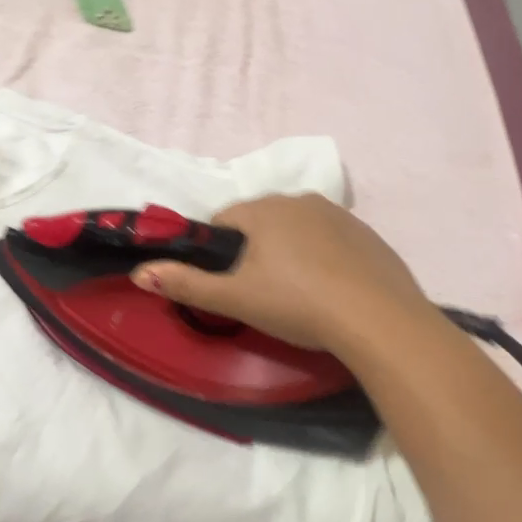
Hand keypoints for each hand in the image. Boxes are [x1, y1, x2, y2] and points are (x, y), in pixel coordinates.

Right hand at [132, 194, 439, 357]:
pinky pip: (332, 242)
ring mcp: (341, 216)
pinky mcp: (370, 236)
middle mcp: (302, 200)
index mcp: (265, 209)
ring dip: (289, 253)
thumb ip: (186, 284)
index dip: (218, 252)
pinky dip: (324, 261)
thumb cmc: (298, 304)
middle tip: (260, 294)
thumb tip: (140, 273)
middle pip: (261, 223)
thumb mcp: (235, 299)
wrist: (380, 322)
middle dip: (254, 251)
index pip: (224, 219)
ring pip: (298, 231)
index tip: (228, 284)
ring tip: (297, 297)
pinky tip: (330, 293)